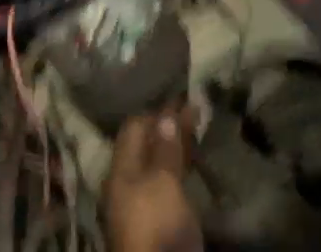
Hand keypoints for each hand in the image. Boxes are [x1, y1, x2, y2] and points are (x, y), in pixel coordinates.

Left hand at [104, 109, 202, 251]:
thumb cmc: (155, 224)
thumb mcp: (162, 184)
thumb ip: (164, 151)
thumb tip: (165, 115)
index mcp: (121, 168)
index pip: (134, 127)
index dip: (157, 111)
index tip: (182, 96)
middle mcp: (128, 182)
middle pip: (147, 146)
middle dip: (168, 128)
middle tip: (196, 110)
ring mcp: (144, 202)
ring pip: (159, 165)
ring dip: (176, 147)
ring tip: (200, 131)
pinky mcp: (161, 221)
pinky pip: (170, 185)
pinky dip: (182, 169)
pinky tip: (197, 165)